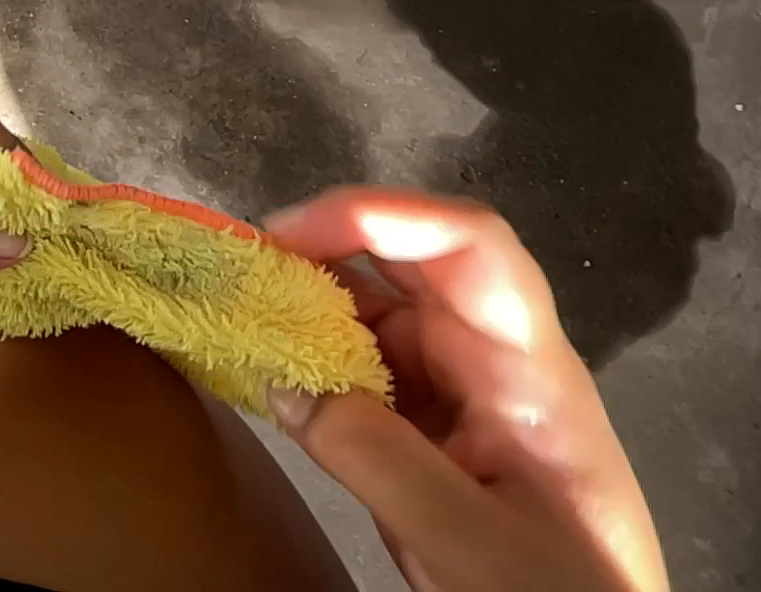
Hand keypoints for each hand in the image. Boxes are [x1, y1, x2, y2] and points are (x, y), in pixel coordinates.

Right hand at [262, 189, 666, 591]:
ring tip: (234, 308)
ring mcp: (446, 379)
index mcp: (525, 370)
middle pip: (404, 257)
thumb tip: (280, 381)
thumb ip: (379, 461)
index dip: (378, 214)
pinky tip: (257, 356)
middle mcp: (484, 354)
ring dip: (298, 293)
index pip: (468, 246)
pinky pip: (345, 347)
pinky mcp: (410, 408)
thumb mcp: (477, 547)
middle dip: (318, 241)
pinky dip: (295, 340)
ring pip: (365, 299)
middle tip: (241, 264)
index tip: (285, 235)